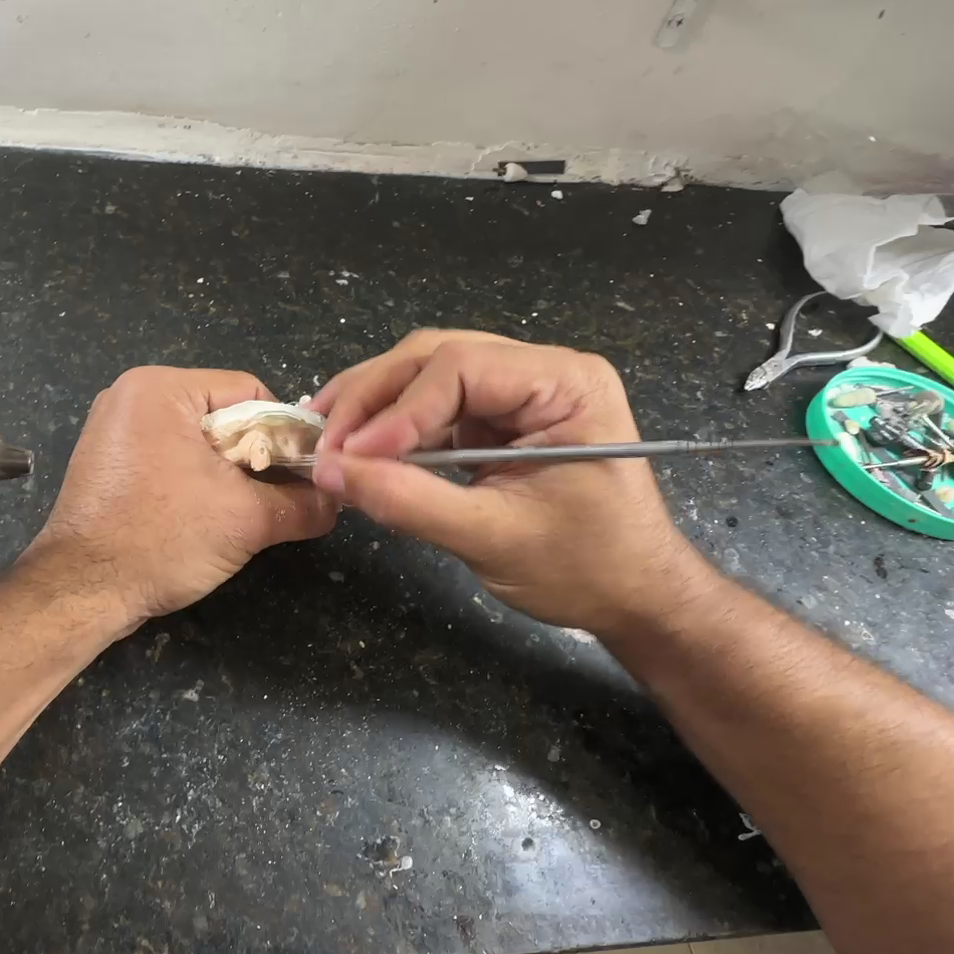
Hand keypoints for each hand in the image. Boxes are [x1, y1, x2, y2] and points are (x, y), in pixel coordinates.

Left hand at [21, 366, 337, 625]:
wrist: (80, 592)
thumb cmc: (161, 540)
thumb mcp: (246, 520)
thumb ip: (302, 503)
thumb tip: (336, 501)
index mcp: (160, 388)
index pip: (249, 392)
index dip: (284, 432)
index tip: (302, 472)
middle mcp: (131, 395)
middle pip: (222, 414)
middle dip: (254, 456)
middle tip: (276, 495)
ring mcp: (113, 428)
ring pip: (197, 439)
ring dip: (227, 472)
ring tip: (243, 509)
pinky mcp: (107, 462)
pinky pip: (168, 457)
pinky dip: (195, 480)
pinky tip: (205, 515)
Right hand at [308, 330, 716, 636]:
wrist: (632, 596)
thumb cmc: (584, 569)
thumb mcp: (491, 537)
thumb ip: (408, 501)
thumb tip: (328, 471)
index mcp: (564, 383)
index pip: (461, 366)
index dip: (398, 407)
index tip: (350, 455)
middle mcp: (540, 372)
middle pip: (435, 357)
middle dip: (372, 396)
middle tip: (321, 438)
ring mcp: (517, 394)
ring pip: (426, 375)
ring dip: (372, 405)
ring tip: (324, 435)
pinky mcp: (496, 421)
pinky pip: (432, 407)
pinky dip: (391, 427)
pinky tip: (357, 447)